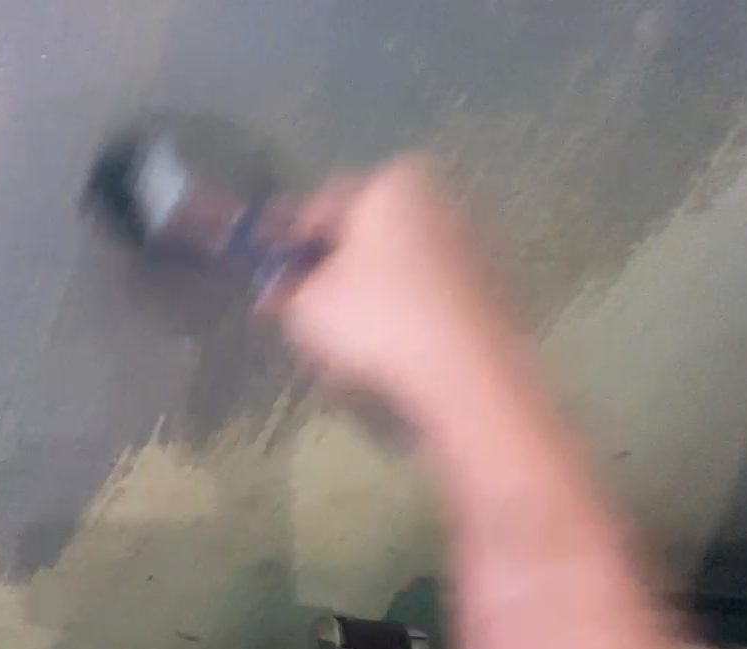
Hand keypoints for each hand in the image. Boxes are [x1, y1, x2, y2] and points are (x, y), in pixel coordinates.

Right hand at [269, 156, 525, 411]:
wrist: (463, 366)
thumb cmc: (375, 318)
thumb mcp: (305, 302)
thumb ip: (284, 284)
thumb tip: (277, 283)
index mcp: (392, 185)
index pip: (319, 204)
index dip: (283, 239)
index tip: (261, 264)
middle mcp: (436, 196)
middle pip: (360, 231)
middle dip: (325, 263)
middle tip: (293, 299)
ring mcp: (468, 236)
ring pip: (389, 259)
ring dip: (356, 286)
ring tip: (329, 329)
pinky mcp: (486, 277)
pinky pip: (418, 285)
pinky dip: (391, 303)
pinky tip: (372, 339)